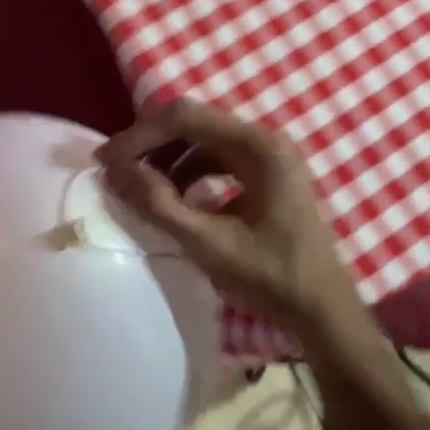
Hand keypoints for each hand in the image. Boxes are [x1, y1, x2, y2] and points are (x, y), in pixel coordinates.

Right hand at [95, 101, 360, 329]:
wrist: (324, 311)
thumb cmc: (272, 277)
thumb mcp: (208, 243)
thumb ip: (159, 204)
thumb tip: (114, 171)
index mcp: (259, 146)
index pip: (184, 118)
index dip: (139, 135)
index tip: (105, 162)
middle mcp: (263, 138)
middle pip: (190, 122)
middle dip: (147, 144)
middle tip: (113, 170)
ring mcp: (266, 155)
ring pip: (198, 139)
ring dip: (162, 157)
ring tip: (135, 185)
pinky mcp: (262, 173)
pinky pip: (212, 157)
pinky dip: (182, 171)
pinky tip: (168, 197)